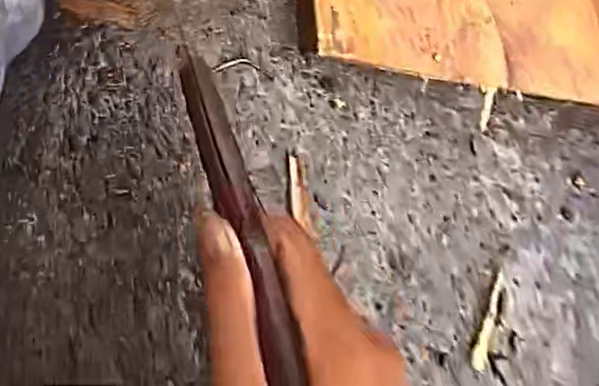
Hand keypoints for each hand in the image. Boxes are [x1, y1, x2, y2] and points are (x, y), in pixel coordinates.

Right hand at [199, 213, 404, 385]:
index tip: (218, 233)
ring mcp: (383, 370)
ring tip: (261, 372)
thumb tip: (215, 228)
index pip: (287, 236)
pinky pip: (334, 340)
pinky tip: (286, 381)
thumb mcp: (243, 385)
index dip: (244, 231)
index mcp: (343, 338)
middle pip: (300, 272)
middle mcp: (374, 346)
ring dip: (281, 324)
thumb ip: (230, 303)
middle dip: (261, 291)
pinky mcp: (380, 384)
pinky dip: (303, 348)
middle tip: (238, 340)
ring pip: (314, 308)